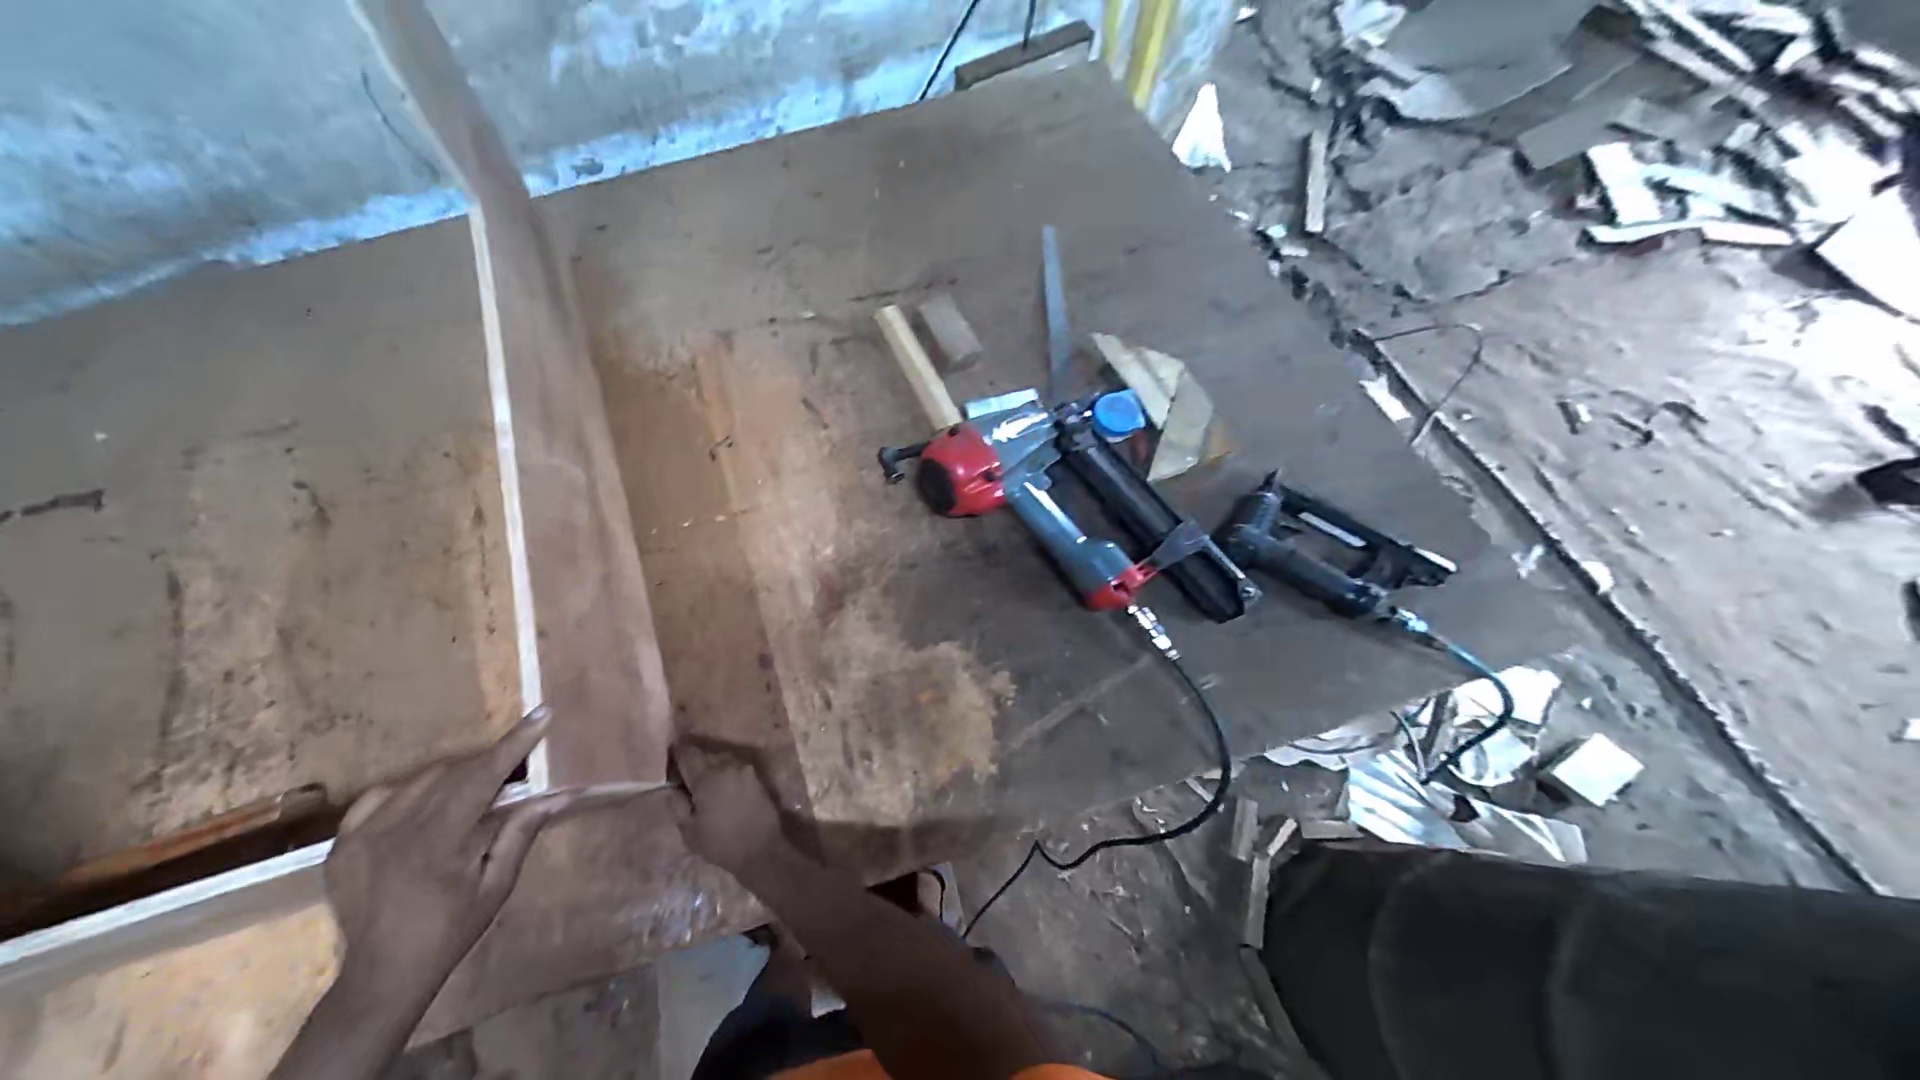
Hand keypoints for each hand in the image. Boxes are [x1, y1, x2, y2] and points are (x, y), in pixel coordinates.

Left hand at [325, 707, 573, 1000]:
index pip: (482, 777)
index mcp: (437, 843)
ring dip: (455, 774)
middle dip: (491, 759)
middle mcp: (395, 831)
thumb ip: (521, 834)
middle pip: (453, 773)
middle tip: (518, 758)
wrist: (382, 974)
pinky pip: (380, 796)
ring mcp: (361, 836)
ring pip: (420, 780)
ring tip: (478, 784)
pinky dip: (410, 789)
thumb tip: (559, 794)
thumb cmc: (450, 930)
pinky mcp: (341, 845)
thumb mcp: (497, 886)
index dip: (515, 744)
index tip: (541, 714)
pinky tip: (427, 801)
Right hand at [670, 742, 786, 873]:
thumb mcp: (690, 830)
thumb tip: (670, 787)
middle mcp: (727, 765)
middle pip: (705, 754)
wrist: (762, 848)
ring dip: (710, 766)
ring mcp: (745, 769)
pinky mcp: (757, 776)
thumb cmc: (721, 842)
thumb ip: (677, 805)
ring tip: (702, 782)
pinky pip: (734, 767)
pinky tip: (721, 787)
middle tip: (683, 775)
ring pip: (721, 759)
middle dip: (693, 760)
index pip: (687, 753)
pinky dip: (725, 772)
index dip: (676, 752)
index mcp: (707, 776)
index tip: (669, 756)